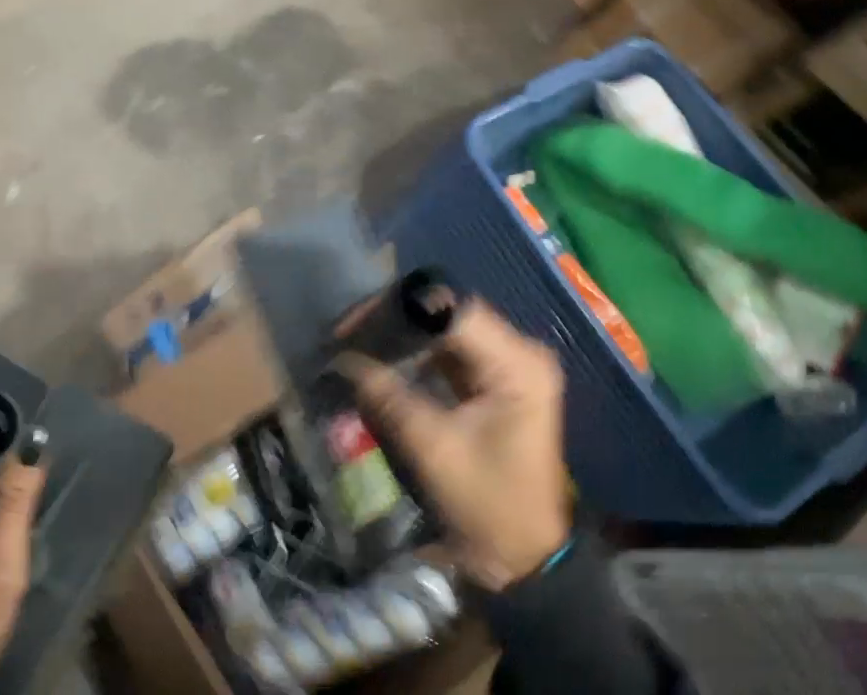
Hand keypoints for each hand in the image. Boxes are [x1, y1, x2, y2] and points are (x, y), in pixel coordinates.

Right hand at [342, 300, 569, 590]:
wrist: (525, 556)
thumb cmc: (488, 503)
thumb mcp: (433, 447)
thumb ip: (388, 395)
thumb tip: (341, 359)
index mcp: (517, 364)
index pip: (452, 311)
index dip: (400, 310)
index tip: (354, 323)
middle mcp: (520, 353)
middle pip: (449, 315)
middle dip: (397, 322)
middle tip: (348, 332)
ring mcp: (510, 367)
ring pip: (446, 331)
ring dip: (403, 337)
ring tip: (358, 343)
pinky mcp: (496, 383)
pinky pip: (451, 353)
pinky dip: (417, 356)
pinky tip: (382, 360)